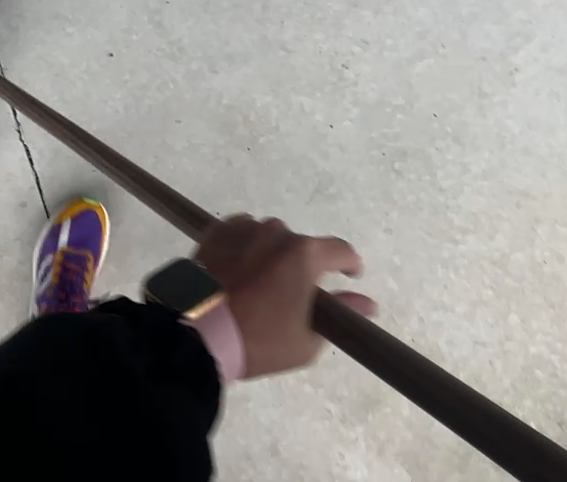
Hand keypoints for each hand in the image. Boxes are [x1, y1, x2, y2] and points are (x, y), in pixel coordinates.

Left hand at [192, 214, 375, 378]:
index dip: (349, 263)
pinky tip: (238, 270)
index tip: (350, 275)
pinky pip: (241, 233)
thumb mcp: (307, 338)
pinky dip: (244, 248)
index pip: (340, 250)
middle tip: (291, 295)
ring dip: (270, 255)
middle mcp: (276, 232)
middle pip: (300, 246)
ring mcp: (244, 228)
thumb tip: (368, 303)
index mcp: (304, 253)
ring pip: (268, 238)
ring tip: (259, 286)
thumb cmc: (259, 339)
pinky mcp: (216, 232)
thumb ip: (341, 313)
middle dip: (301, 266)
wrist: (197, 330)